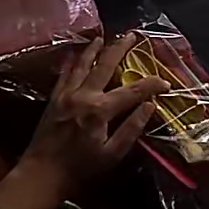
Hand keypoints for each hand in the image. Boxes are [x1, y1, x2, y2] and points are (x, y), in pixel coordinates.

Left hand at [0, 34, 169, 208]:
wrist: (42, 173)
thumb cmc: (81, 167)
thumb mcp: (113, 154)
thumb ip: (132, 128)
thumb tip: (149, 106)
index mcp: (100, 110)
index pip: (133, 91)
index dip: (151, 84)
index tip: (165, 82)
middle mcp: (83, 95)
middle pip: (105, 65)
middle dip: (120, 49)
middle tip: (131, 35)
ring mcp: (66, 93)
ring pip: (83, 64)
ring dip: (94, 49)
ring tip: (103, 37)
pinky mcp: (54, 97)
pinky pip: (65, 74)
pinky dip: (72, 62)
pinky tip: (75, 54)